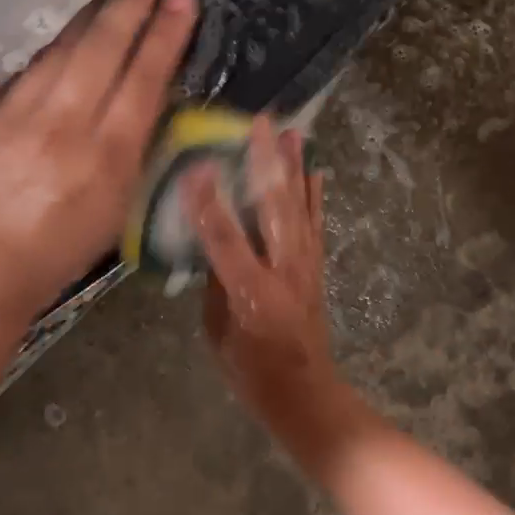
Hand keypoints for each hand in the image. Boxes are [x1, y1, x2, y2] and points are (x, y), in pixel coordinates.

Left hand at [0, 0, 197, 326]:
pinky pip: (27, 69)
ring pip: (63, 49)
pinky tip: (68, 17)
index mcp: (108, 159)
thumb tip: (141, 104)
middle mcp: (66, 129)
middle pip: (104, 49)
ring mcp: (19, 120)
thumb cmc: (55, 256)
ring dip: (95, 7)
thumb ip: (129, 155)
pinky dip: (54, 39)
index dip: (165, 36)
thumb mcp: (113, 213)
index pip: (143, 80)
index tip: (183, 0)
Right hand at [183, 117, 346, 436]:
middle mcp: (284, 271)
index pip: (225, 240)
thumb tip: (214, 245)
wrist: (305, 392)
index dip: (208, 203)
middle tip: (262, 122)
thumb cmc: (252, 372)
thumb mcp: (218, 333)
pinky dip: (316, 196)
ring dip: (295, 167)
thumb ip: (216, 284)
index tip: (197, 165)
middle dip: (267, 162)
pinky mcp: (317, 267)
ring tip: (293, 131)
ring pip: (299, 207)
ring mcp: (305, 266)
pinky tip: (316, 171)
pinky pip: (317, 224)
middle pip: (273, 208)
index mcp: (251, 293)